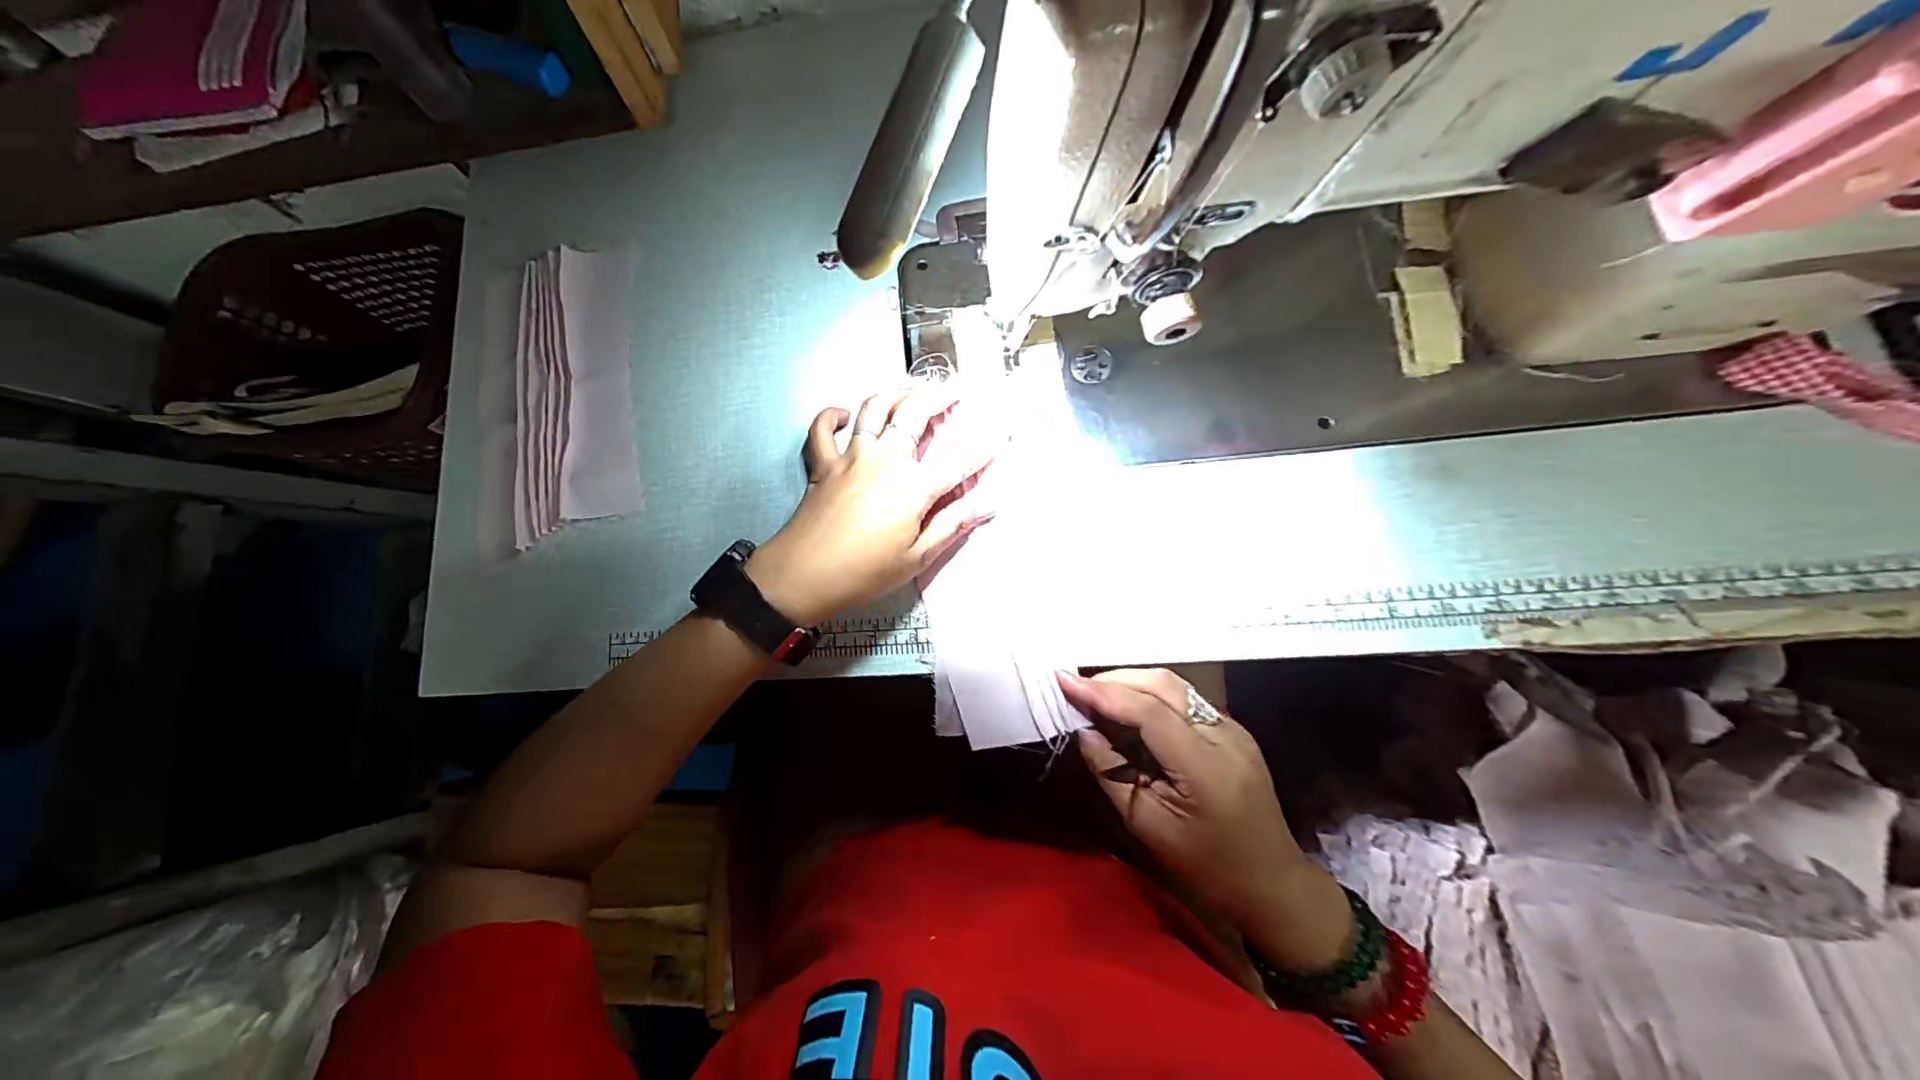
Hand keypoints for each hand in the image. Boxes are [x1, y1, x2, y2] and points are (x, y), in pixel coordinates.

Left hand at [746, 383, 997, 623]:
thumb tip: (987, 504)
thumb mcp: (916, 558)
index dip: (983, 444)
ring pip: (874, 409)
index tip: (1002, 430)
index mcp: (913, 487)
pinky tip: (844, 414)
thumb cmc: (864, 573)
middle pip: (915, 413)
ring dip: (895, 393)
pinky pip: (823, 429)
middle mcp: (885, 460)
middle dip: (940, 395)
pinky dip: (833, 416)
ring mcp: (851, 457)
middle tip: (956, 389)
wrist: (802, 575)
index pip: (958, 459)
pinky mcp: (823, 464)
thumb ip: (951, 525)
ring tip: (910, 389)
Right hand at [1059, 669, 1351, 968]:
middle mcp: (1225, 735)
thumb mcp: (1149, 827)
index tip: (1063, 681)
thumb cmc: (1207, 867)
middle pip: (1164, 684)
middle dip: (1115, 679)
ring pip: (1175, 686)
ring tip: (1095, 695)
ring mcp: (1233, 728)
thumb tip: (1084, 732)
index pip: (1148, 711)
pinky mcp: (1233, 730)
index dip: (1103, 693)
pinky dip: (1151, 696)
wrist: (1271, 882)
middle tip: (1075, 688)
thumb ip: (1112, 775)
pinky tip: (1129, 710)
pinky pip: (1185, 700)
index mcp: (1206, 766)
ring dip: (1133, 683)